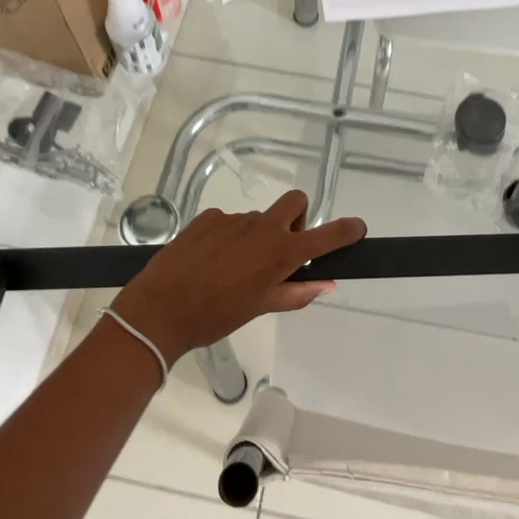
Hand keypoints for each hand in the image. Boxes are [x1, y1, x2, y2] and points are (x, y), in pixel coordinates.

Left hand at [110, 190, 366, 364]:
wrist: (161, 310)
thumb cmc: (216, 316)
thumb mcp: (261, 308)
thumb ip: (296, 292)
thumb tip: (326, 284)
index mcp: (280, 253)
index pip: (326, 236)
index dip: (346, 230)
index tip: (357, 227)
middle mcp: (262, 228)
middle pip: (295, 202)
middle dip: (298, 218)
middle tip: (282, 248)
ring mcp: (233, 219)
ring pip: (258, 219)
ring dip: (257, 236)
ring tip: (233, 268)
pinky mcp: (207, 217)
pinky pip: (229, 221)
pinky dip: (229, 237)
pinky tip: (210, 260)